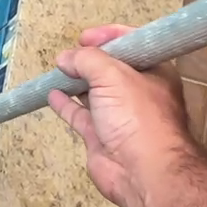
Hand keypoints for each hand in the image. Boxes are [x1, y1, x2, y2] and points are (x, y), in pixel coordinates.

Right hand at [45, 24, 194, 206]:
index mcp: (154, 73)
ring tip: (59, 68)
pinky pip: (79, 114)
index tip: (86, 37)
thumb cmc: (137, 117)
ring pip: (94, 92)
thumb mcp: (113, 75)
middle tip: (70, 53)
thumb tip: (66, 57)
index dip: (110, 37)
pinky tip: (52, 93)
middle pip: (111, 69)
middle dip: (90, 59)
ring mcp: (118, 116)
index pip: (133, 46)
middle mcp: (137, 93)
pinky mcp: (100, 136)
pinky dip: (65, 103)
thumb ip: (87, 60)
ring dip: (76, 80)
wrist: (141, 170)